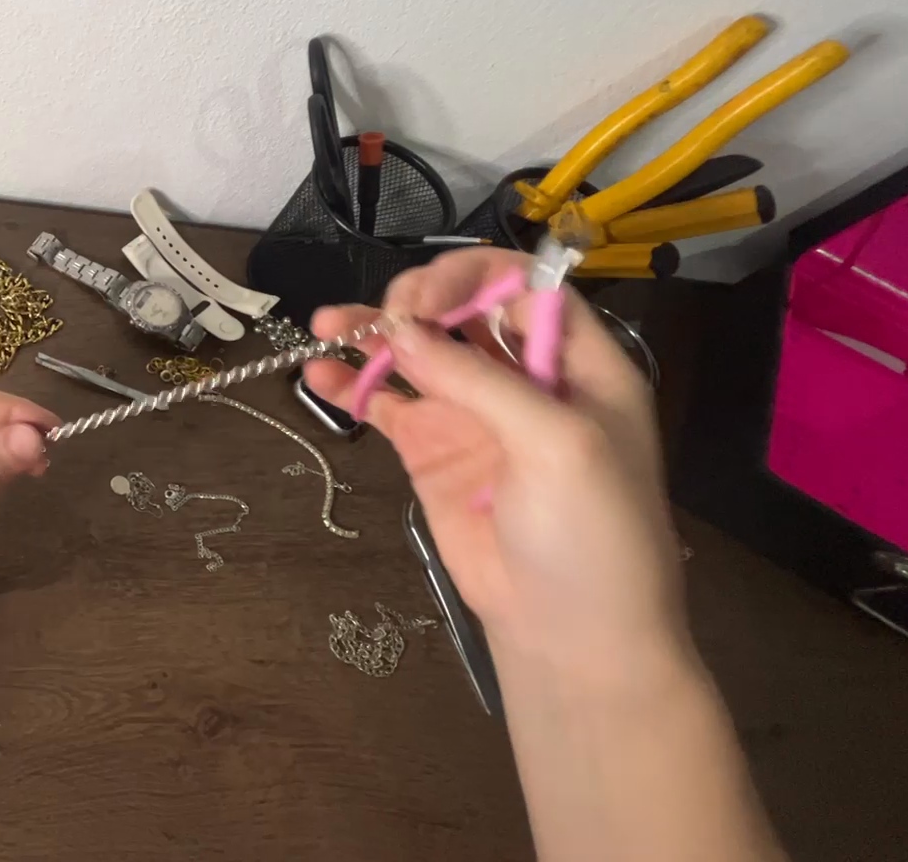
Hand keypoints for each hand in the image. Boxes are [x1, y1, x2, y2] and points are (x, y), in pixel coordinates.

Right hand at [303, 248, 687, 678]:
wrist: (563, 629)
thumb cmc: (590, 533)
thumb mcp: (555, 445)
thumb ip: (478, 380)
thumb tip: (397, 329)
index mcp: (573, 363)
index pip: (520, 288)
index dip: (469, 279)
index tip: (421, 301)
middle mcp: (516, 376)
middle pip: (457, 309)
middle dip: (413, 301)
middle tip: (380, 320)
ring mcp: (466, 410)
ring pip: (411, 350)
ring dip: (368, 334)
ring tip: (325, 328)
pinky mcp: (426, 444)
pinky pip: (382, 401)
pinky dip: (349, 385)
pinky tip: (318, 377)